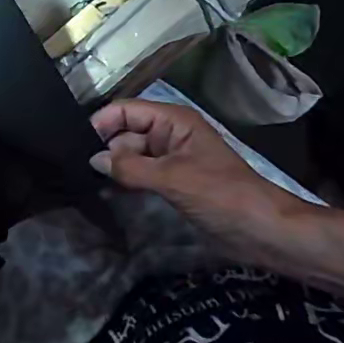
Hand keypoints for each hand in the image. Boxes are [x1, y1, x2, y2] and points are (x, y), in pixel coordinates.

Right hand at [90, 99, 312, 264]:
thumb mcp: (173, 179)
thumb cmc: (222, 195)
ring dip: (114, 167)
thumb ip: (131, 168)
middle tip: (81, 170)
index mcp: (173, 121)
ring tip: (89, 182)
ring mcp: (170, 159)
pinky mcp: (172, 182)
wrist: (264, 232)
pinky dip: (125, 181)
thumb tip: (94, 160)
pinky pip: (140, 174)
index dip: (103, 122)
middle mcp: (169, 134)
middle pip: (126, 132)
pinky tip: (107, 192)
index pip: (126, 110)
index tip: (78, 143)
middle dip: (106, 148)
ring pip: (131, 155)